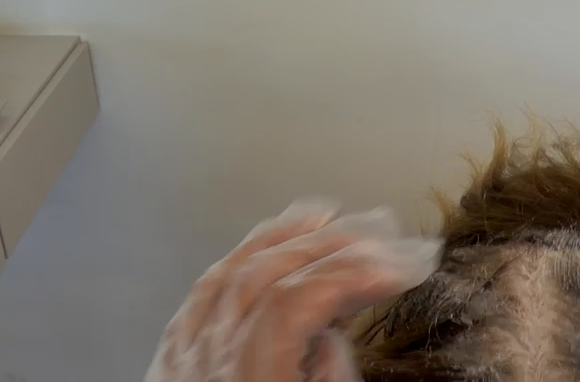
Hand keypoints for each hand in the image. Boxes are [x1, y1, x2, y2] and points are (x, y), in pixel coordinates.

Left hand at [145, 200, 439, 381]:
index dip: (354, 272)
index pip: (297, 303)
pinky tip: (269, 239)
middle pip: (270, 276)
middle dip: (335, 243)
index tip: (407, 263)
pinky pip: (208, 287)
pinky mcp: (172, 359)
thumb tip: (332, 338)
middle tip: (389, 230)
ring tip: (335, 214)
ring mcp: (184, 358)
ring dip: (291, 236)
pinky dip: (244, 253)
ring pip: (237, 272)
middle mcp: (209, 365)